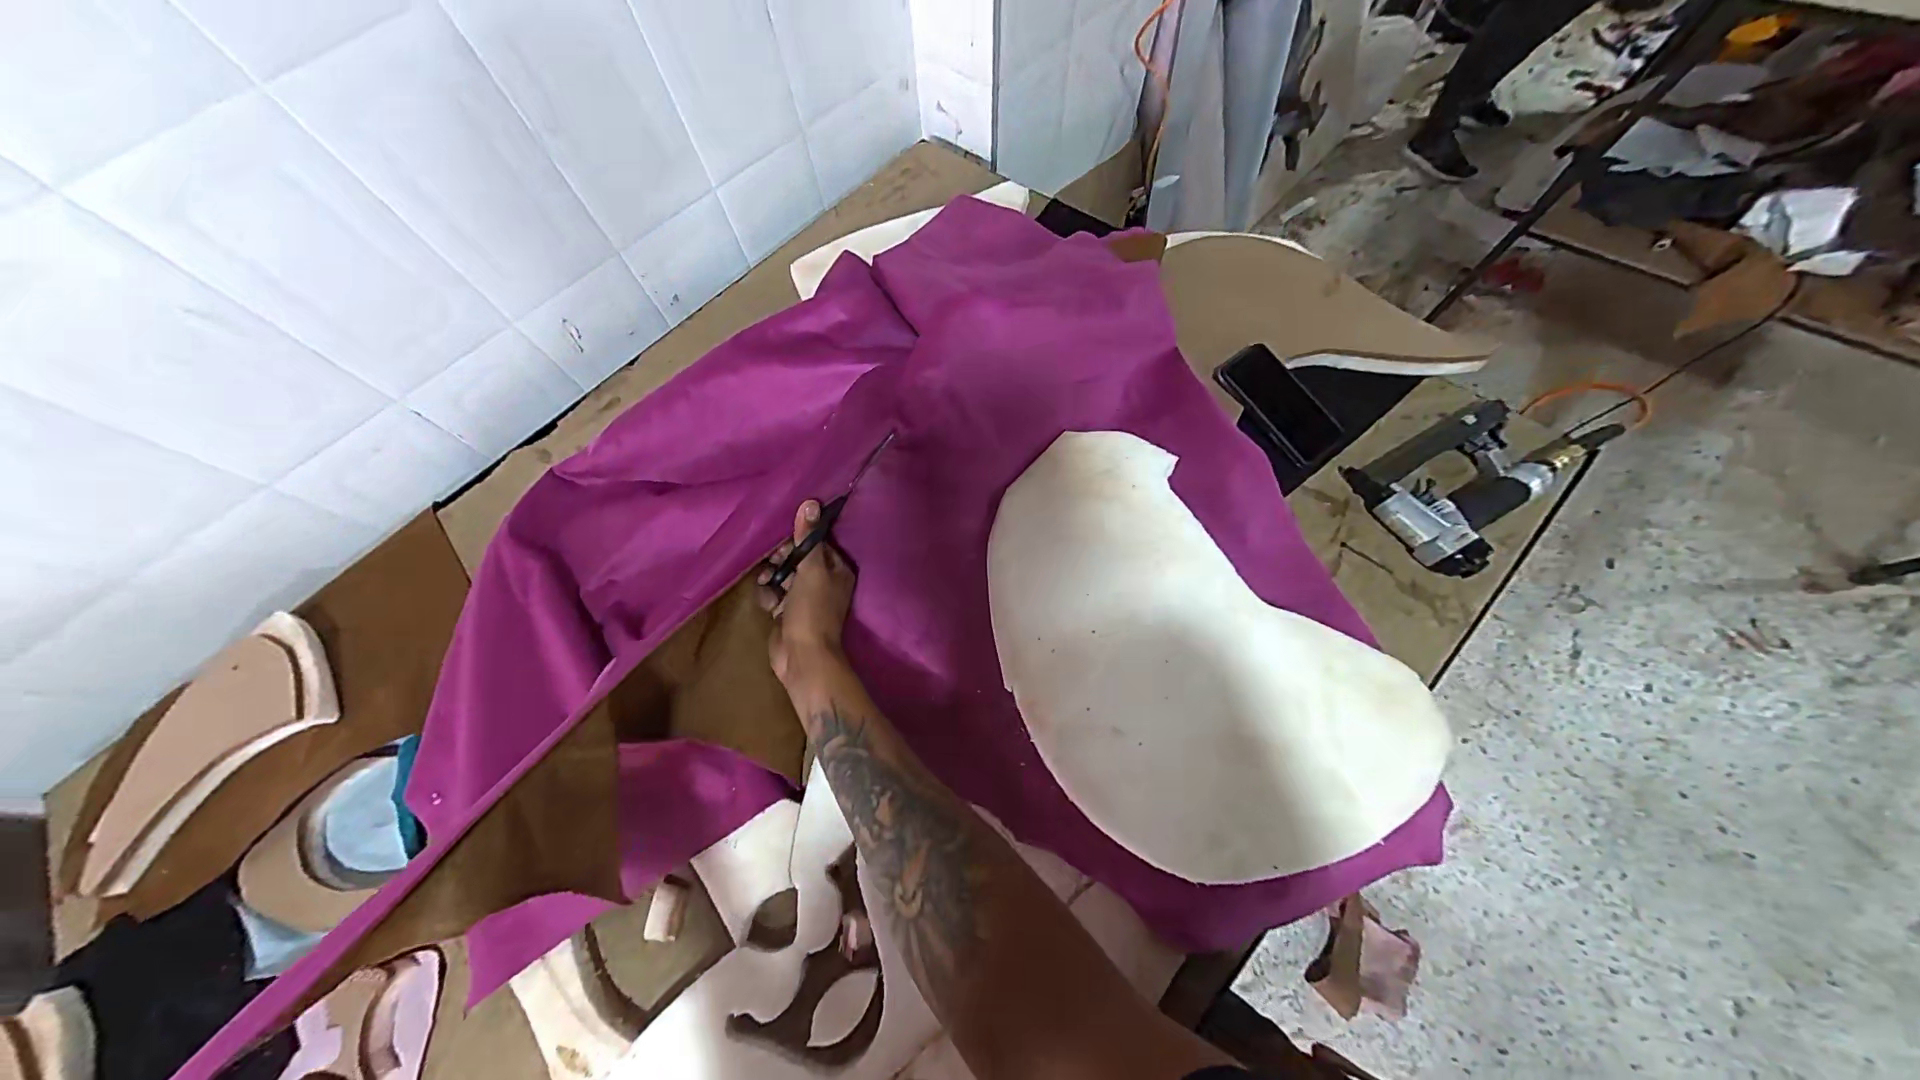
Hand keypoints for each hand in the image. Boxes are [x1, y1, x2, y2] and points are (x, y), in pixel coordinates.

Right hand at [757, 500, 856, 687]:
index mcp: (837, 570)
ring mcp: (805, 598)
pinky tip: (769, 604)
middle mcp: (824, 582)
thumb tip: (810, 502)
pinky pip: (775, 594)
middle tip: (773, 564)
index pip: (816, 543)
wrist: (803, 657)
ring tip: (767, 583)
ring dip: (772, 577)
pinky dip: (770, 597)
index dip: (798, 540)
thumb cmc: (812, 610)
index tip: (783, 542)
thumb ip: (807, 538)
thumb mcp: (810, 570)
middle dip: (782, 559)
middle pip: (797, 558)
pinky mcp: (788, 612)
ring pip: (783, 575)